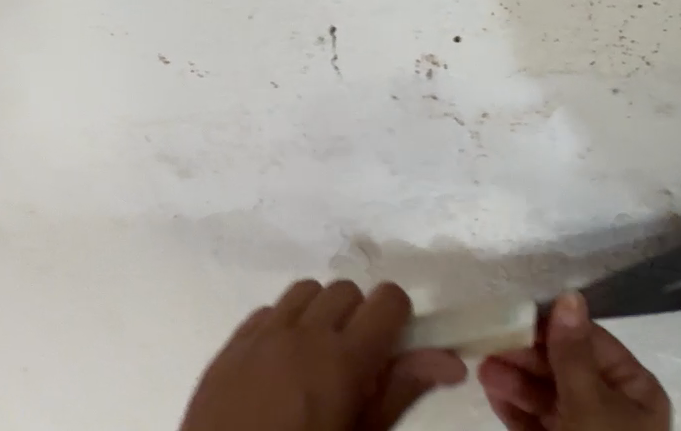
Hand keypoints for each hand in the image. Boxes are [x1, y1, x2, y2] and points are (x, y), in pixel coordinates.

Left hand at [180, 279, 467, 430]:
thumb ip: (402, 391)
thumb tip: (451, 361)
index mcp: (343, 360)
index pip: (389, 299)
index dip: (396, 319)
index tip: (390, 348)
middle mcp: (303, 335)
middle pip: (348, 290)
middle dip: (357, 317)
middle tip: (352, 362)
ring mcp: (261, 337)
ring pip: (307, 291)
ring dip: (318, 315)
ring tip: (313, 357)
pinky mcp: (229, 347)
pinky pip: (267, 311)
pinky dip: (281, 326)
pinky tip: (278, 365)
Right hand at [478, 293, 671, 430]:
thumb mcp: (589, 406)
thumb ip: (573, 354)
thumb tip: (570, 295)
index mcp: (637, 392)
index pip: (594, 344)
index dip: (556, 328)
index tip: (518, 316)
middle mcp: (615, 411)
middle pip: (568, 369)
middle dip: (530, 357)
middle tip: (492, 342)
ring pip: (549, 399)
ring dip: (518, 381)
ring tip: (484, 367)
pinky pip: (539, 426)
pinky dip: (517, 411)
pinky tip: (493, 391)